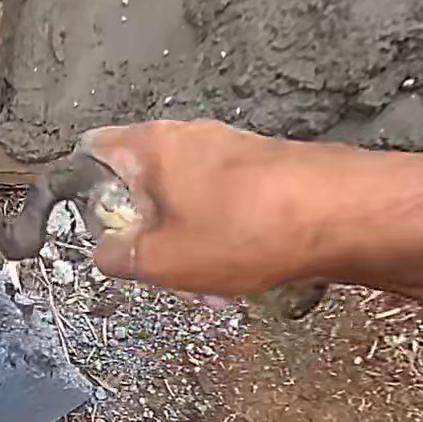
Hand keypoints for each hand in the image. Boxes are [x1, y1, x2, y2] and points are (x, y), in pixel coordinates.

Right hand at [76, 120, 422, 295]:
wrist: (349, 216)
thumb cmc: (244, 232)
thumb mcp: (161, 260)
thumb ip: (117, 257)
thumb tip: (102, 252)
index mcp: (151, 146)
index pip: (87, 152)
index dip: (72, 193)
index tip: (80, 231)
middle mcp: (186, 137)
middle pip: (134, 184)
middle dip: (136, 233)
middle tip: (149, 269)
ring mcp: (225, 151)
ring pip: (175, 202)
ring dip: (175, 245)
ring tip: (199, 285)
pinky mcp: (257, 171)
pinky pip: (212, 206)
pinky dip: (209, 239)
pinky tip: (231, 274)